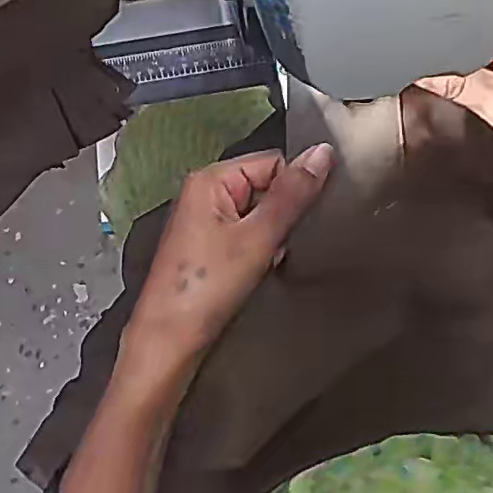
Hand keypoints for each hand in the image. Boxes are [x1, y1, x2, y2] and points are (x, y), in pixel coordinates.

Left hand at [116, 145, 334, 389]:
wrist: (169, 340)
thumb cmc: (206, 287)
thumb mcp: (258, 238)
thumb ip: (292, 196)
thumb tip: (323, 152)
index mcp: (210, 179)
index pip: (273, 162)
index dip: (294, 189)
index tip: (299, 221)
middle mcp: (204, 193)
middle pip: (266, 187)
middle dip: (283, 216)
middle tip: (280, 246)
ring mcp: (205, 221)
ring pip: (259, 214)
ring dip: (273, 236)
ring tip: (268, 262)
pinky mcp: (207, 247)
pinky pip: (246, 235)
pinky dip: (259, 250)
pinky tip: (259, 271)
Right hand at [416, 13, 492, 229]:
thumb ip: (458, 86)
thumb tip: (420, 72)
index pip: (477, 13)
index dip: (445, 29)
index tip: (418, 42)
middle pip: (487, 33)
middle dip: (459, 53)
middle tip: (425, 65)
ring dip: (479, 72)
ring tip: (449, 80)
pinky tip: (482, 97)